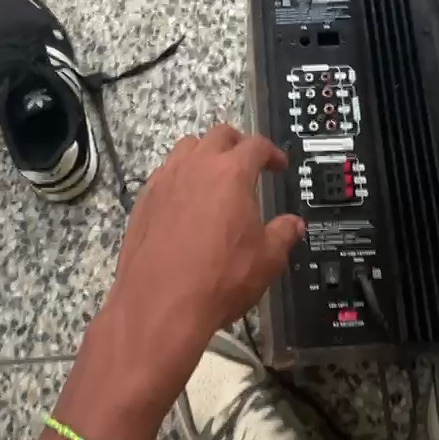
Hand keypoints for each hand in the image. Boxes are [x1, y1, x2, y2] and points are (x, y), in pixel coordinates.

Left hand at [100, 125, 303, 386]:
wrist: (160, 304)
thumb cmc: (218, 279)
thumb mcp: (266, 260)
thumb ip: (283, 235)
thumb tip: (294, 225)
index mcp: (231, 172)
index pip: (256, 145)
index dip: (272, 152)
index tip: (278, 164)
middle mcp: (196, 166)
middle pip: (219, 135)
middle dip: (238, 143)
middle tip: (248, 162)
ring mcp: (165, 180)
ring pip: (187, 147)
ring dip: (205, 153)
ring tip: (215, 175)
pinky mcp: (144, 199)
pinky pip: (165, 172)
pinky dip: (180, 176)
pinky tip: (186, 200)